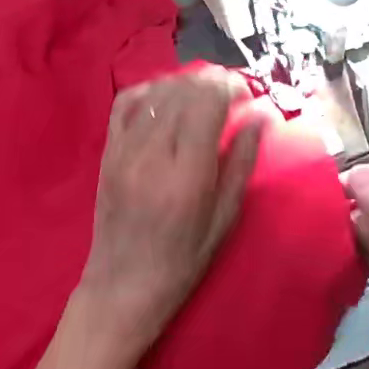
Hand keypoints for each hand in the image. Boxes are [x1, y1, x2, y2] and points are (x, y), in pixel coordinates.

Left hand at [77, 69, 265, 351]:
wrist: (122, 287)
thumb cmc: (182, 261)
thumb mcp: (224, 218)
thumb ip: (241, 163)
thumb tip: (260, 117)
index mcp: (187, 174)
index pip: (208, 104)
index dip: (230, 87)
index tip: (247, 94)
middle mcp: (153, 153)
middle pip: (184, 91)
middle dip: (213, 81)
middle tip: (232, 91)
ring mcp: (125, 149)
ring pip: (158, 91)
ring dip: (186, 82)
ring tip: (206, 92)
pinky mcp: (108, 151)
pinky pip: (126, 102)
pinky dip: (151, 89)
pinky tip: (168, 96)